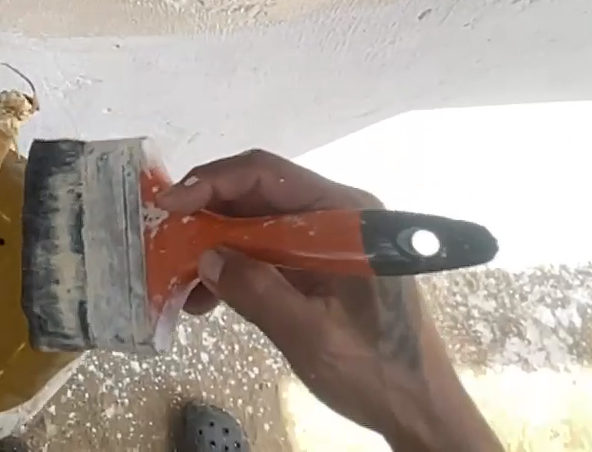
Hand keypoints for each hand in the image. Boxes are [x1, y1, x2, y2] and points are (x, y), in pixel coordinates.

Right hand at [156, 151, 500, 451]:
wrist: (424, 416)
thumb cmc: (378, 372)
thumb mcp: (312, 336)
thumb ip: (257, 292)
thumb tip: (205, 258)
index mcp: (345, 214)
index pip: (266, 174)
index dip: (211, 182)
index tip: (171, 205)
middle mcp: (335, 213)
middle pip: (255, 192)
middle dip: (206, 211)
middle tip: (167, 232)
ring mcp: (326, 237)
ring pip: (254, 219)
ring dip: (214, 241)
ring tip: (180, 272)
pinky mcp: (318, 261)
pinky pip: (264, 247)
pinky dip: (233, 264)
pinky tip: (205, 295)